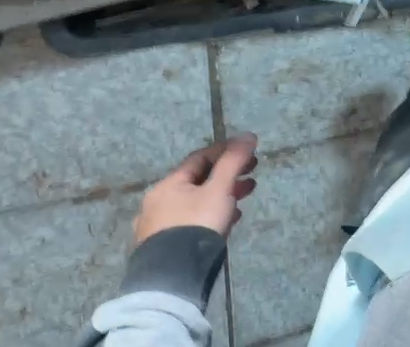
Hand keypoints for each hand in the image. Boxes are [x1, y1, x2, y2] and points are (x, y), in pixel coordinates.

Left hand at [134, 134, 258, 243]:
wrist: (173, 274)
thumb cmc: (197, 223)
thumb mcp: (220, 188)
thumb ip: (233, 161)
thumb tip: (248, 135)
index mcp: (168, 185)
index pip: (200, 158)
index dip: (226, 150)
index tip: (249, 151)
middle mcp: (158, 202)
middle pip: (199, 180)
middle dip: (228, 174)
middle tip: (252, 174)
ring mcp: (158, 226)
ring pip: (197, 201)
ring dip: (223, 194)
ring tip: (245, 196)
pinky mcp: (164, 245)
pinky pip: (192, 220)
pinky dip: (212, 213)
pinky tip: (230, 218)